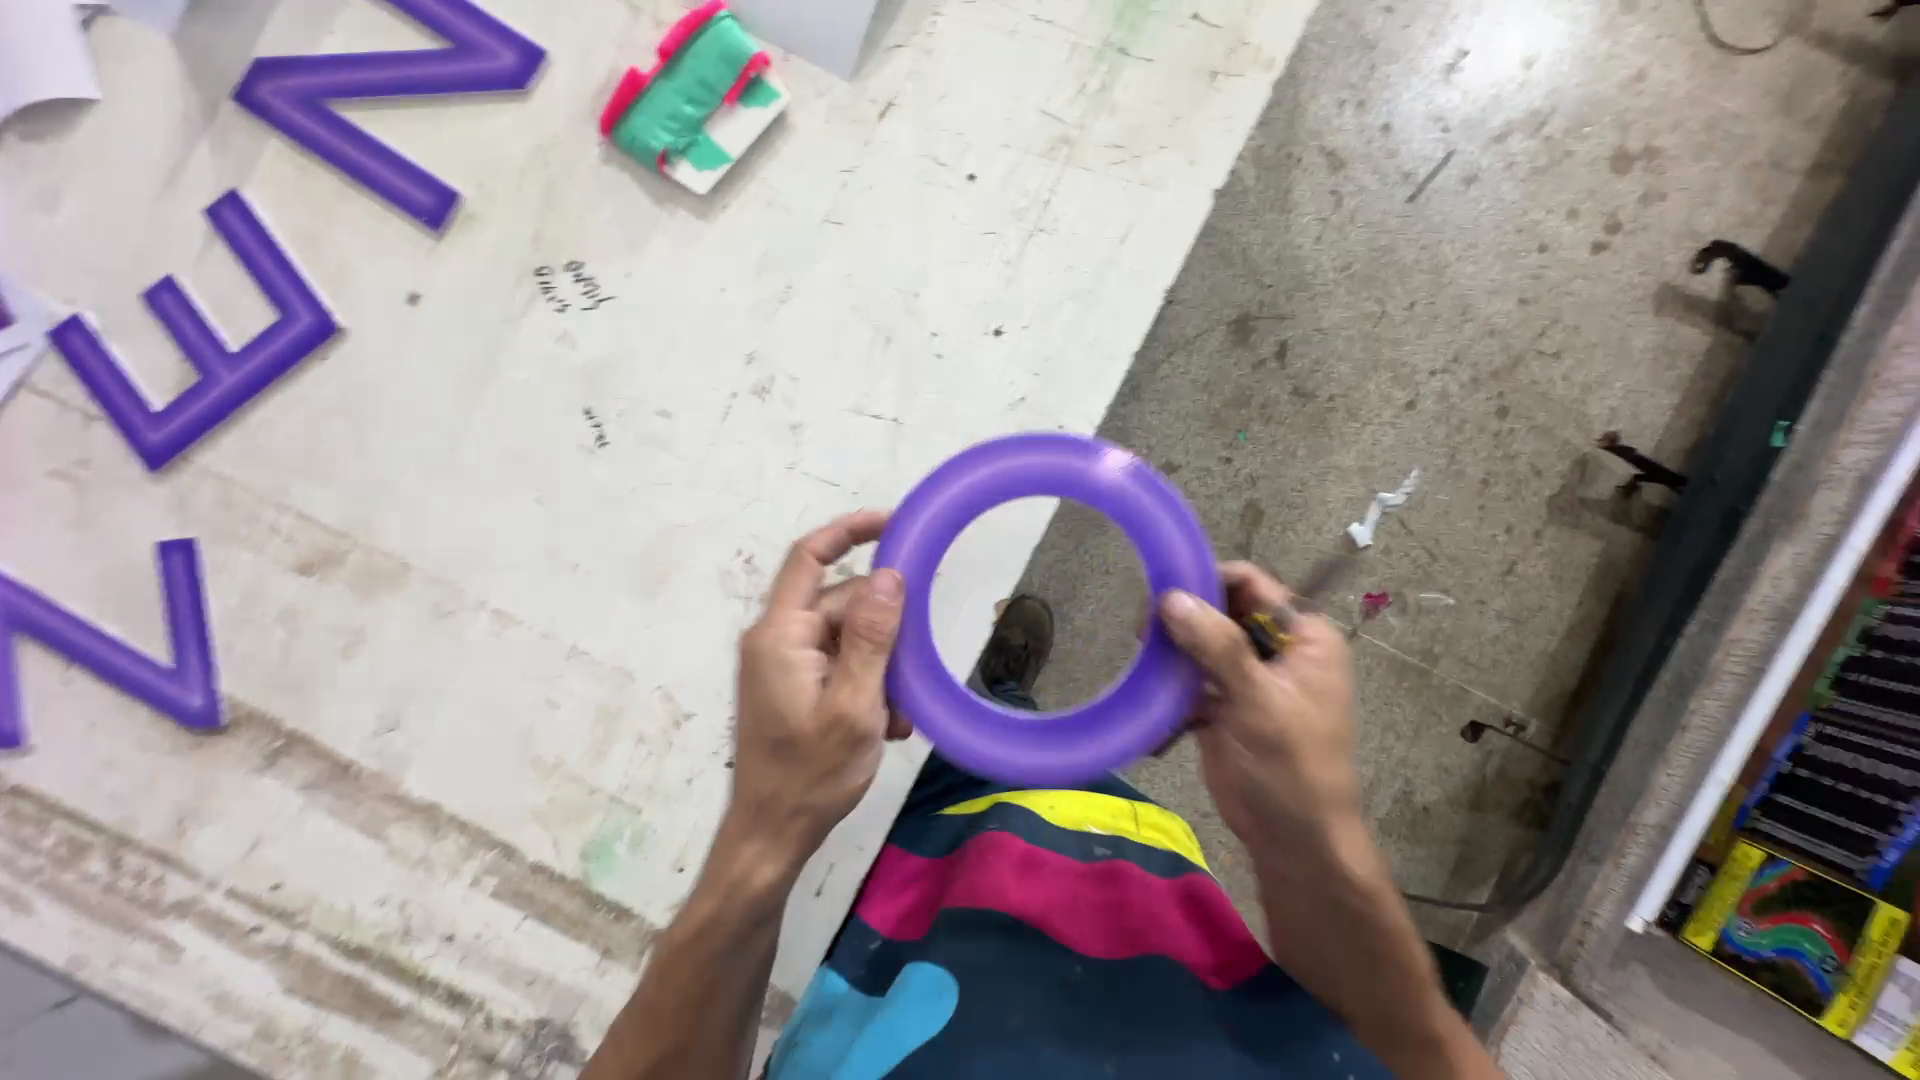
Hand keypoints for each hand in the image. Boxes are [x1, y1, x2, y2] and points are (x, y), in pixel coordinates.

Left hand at [729, 510, 907, 870]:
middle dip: (885, 632)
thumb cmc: (811, 774)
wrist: (774, 834)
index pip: (810, 557)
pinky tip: (885, 725)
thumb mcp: (855, 705)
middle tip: (911, 676)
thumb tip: (890, 575)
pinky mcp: (794, 686)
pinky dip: (868, 686)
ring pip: (848, 639)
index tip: (896, 523)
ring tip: (897, 716)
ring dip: (881, 669)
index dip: (851, 530)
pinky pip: (840, 665)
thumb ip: (872, 637)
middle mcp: (777, 640)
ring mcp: (785, 664)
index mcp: (780, 634)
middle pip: (841, 604)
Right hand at [1157, 562, 1361, 857]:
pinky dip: (1169, 695)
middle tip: (1143, 635)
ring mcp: (1247, 678)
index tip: (1163, 596)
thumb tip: (1169, 597)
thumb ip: (1218, 646)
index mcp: (1303, 636)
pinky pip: (1189, 682)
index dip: (1207, 582)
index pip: (1250, 583)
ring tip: (1144, 671)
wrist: (1294, 840)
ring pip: (1198, 644)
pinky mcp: (1223, 707)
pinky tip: (1155, 717)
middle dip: (1181, 621)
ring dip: (1170, 657)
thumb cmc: (1292, 766)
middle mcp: (1276, 649)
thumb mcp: (1259, 700)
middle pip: (1218, 611)